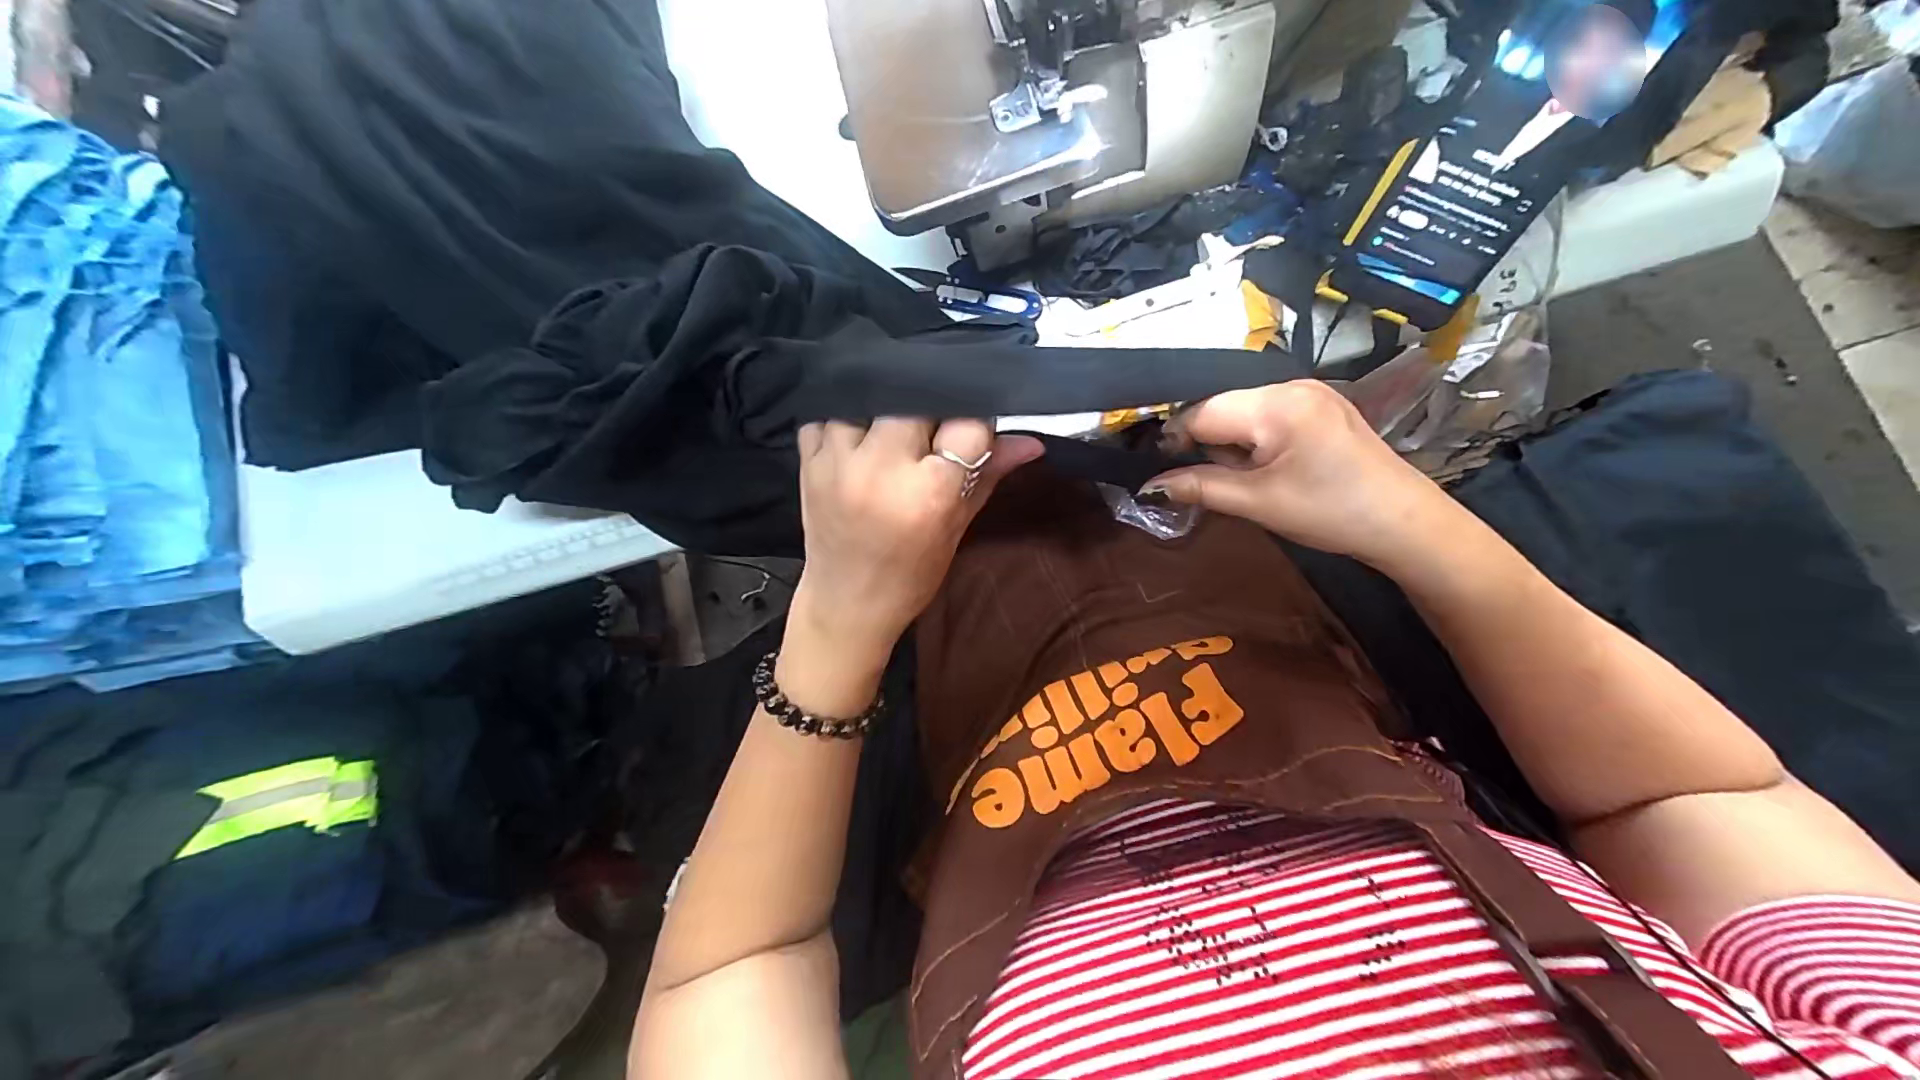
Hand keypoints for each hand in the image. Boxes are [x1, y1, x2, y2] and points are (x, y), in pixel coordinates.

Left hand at [787, 417, 1043, 677]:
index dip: (976, 422)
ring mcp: (838, 462)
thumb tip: (1031, 442)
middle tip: (931, 431)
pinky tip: (858, 437)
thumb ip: (988, 474)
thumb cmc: (911, 573)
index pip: (967, 423)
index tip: (971, 433)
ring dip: (885, 408)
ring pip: (868, 396)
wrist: (847, 603)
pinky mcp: (807, 461)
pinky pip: (826, 412)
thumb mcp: (956, 527)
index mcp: (928, 493)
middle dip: (931, 409)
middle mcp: (881, 469)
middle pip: (917, 398)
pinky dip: (845, 417)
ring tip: (892, 431)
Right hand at [1143, 381, 1473, 573]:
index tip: (1160, 470)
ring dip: (1229, 443)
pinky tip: (1266, 467)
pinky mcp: (1318, 405)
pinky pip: (1264, 414)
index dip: (1175, 440)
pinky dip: (1251, 439)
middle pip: (1219, 407)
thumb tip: (1149, 486)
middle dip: (1205, 442)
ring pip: (1239, 411)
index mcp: (1276, 404)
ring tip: (1248, 478)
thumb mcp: (1257, 503)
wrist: (1406, 522)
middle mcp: (1291, 385)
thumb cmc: (1331, 513)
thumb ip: (1200, 487)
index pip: (1201, 412)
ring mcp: (1308, 392)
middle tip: (1212, 481)